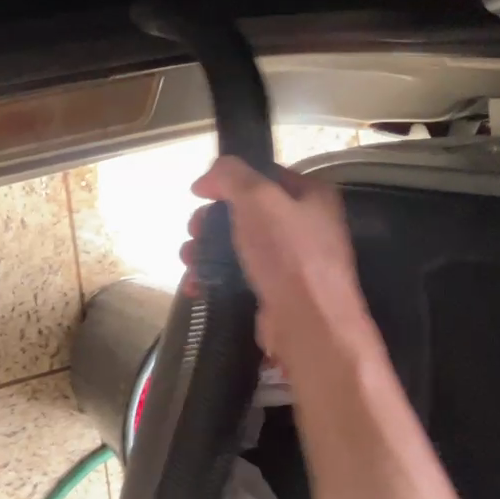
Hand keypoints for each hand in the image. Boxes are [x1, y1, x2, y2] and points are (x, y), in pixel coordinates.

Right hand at [180, 157, 374, 369]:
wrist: (310, 325)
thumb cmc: (288, 255)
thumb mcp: (258, 199)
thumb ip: (231, 175)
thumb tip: (207, 179)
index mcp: (310, 195)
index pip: (260, 174)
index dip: (226, 179)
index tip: (198, 193)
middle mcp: (304, 224)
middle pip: (242, 210)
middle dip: (209, 221)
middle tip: (194, 231)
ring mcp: (291, 259)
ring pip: (235, 243)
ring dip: (204, 249)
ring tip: (189, 261)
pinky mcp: (275, 289)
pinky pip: (236, 273)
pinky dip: (213, 276)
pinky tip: (196, 284)